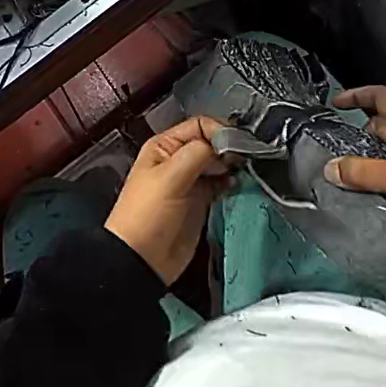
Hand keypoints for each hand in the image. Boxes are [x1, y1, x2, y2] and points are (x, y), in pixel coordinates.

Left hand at [106, 116, 230, 283]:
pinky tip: (237, 186)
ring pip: (220, 163)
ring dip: (233, 166)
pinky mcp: (201, 201)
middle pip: (213, 143)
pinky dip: (232, 183)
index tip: (236, 145)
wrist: (142, 260)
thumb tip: (225, 144)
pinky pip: (222, 184)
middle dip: (230, 148)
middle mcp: (179, 160)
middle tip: (243, 160)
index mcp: (165, 147)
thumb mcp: (169, 177)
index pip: (200, 125)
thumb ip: (198, 153)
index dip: (220, 132)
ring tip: (243, 172)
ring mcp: (191, 181)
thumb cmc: (147, 215)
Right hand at [323, 86, 385, 220]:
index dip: (358, 94)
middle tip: (346, 154)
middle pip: (383, 123)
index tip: (337, 103)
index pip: (381, 96)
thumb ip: (362, 173)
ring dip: (373, 154)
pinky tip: (378, 186)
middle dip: (362, 134)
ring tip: (357, 174)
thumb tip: (331, 168)